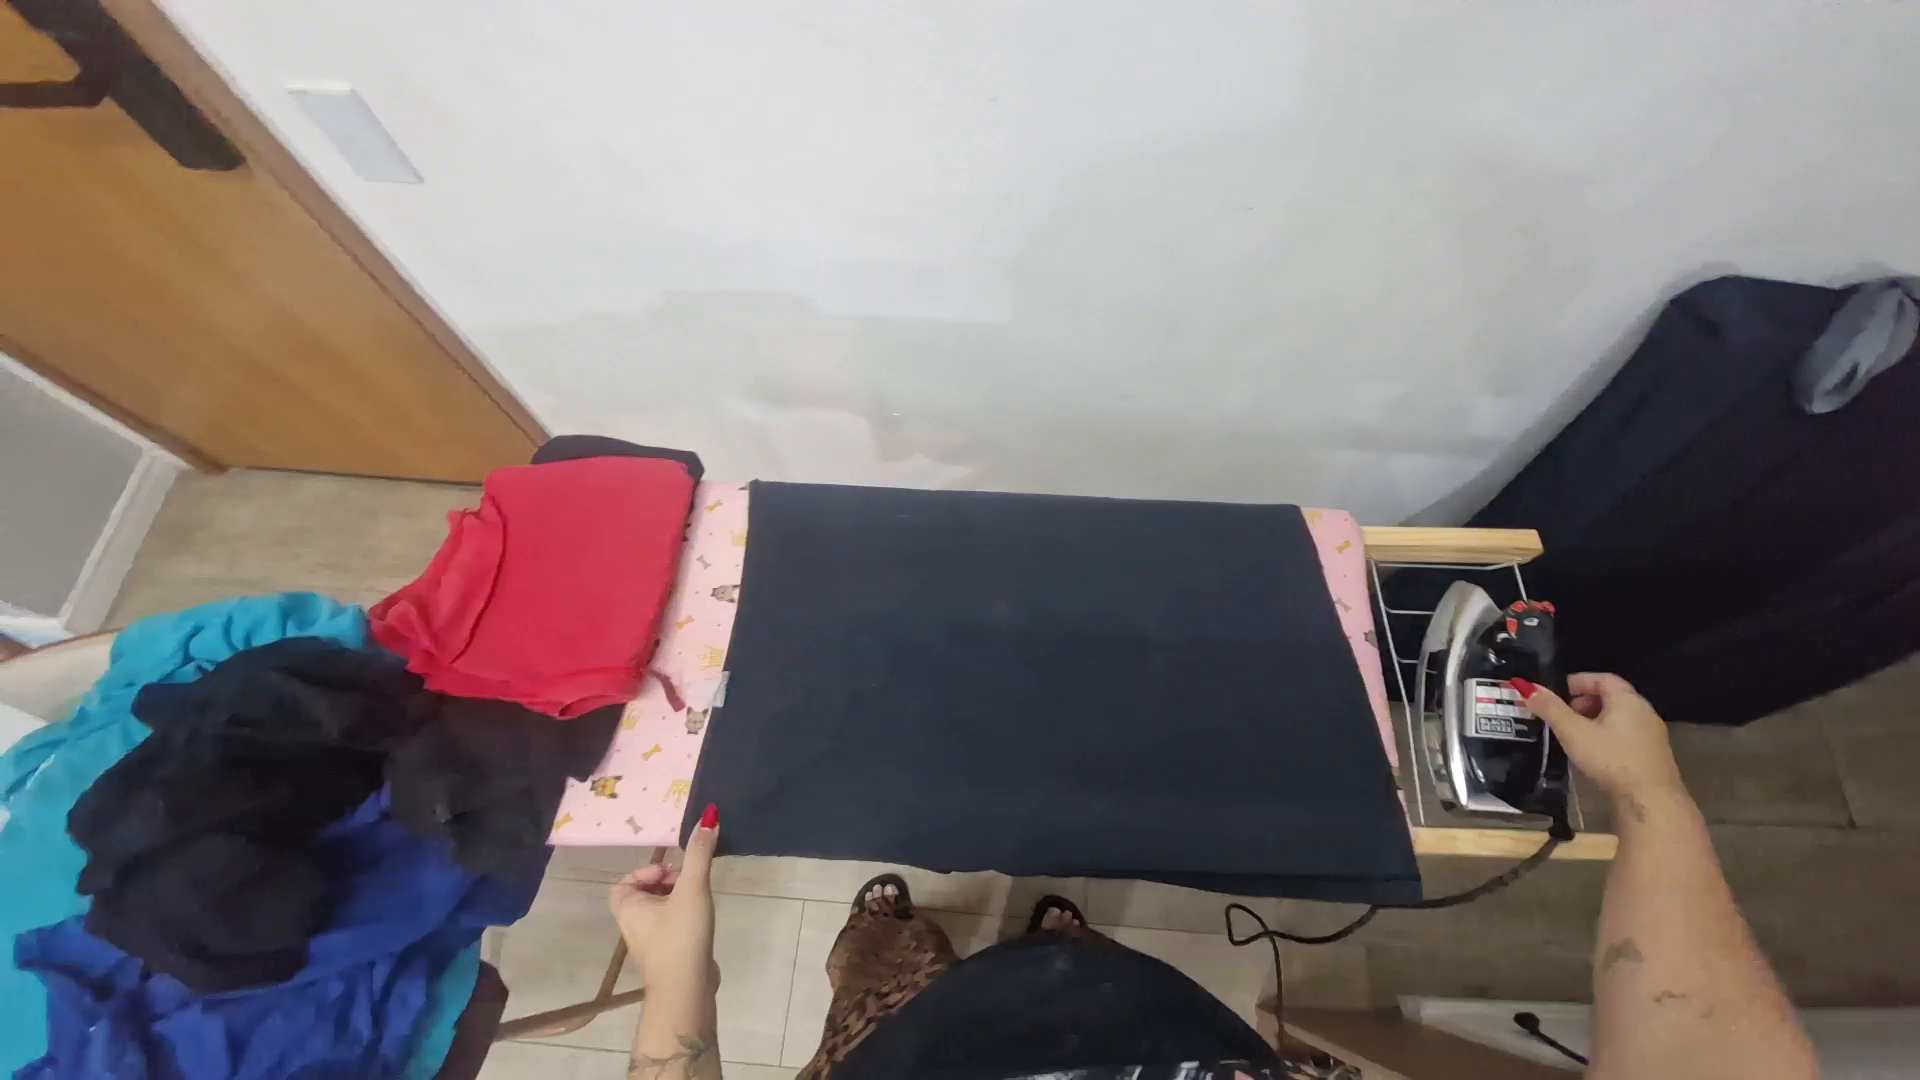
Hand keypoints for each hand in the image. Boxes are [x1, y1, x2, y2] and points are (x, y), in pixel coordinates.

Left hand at [609, 803, 720, 987]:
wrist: (687, 989)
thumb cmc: (681, 934)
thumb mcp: (692, 887)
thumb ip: (700, 852)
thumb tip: (709, 814)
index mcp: (628, 909)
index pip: (624, 883)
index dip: (647, 872)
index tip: (673, 872)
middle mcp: (633, 926)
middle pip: (643, 894)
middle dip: (667, 882)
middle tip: (688, 882)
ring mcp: (650, 944)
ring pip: (658, 911)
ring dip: (677, 899)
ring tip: (699, 898)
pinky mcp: (667, 955)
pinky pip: (670, 927)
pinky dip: (683, 918)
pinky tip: (703, 920)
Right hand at [1511, 673, 1689, 814]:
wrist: (1651, 801)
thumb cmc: (1611, 758)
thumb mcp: (1572, 731)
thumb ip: (1549, 707)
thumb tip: (1524, 685)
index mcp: (1628, 701)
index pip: (1602, 678)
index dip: (1577, 681)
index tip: (1556, 693)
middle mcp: (1644, 712)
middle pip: (1610, 696)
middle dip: (1582, 700)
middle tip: (1561, 714)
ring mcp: (1651, 734)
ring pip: (1617, 716)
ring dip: (1592, 718)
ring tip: (1572, 733)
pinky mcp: (1652, 753)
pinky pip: (1624, 732)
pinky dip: (1605, 732)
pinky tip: (1591, 750)